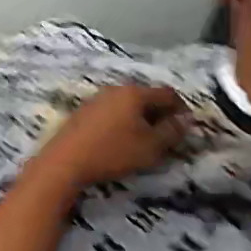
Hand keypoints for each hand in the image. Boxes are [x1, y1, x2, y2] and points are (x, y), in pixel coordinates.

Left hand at [36, 85, 187, 187]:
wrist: (65, 161)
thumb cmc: (113, 152)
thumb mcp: (150, 146)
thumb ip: (171, 131)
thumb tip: (186, 119)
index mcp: (134, 93)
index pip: (167, 93)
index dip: (181, 108)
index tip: (186, 127)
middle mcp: (115, 89)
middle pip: (146, 96)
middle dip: (159, 113)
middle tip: (167, 134)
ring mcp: (96, 99)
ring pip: (127, 104)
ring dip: (139, 118)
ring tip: (144, 139)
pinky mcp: (82, 112)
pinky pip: (111, 112)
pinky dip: (121, 122)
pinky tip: (119, 139)